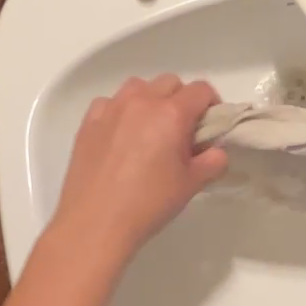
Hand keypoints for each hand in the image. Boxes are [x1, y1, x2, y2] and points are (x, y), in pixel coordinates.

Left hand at [51, 74, 227, 255]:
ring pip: (139, 87)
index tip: (211, 125)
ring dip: (152, 99)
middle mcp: (141, 102)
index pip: (201, 90)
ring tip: (152, 129)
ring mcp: (112, 109)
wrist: (96, 223)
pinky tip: (122, 135)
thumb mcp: (191, 185)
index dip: (212, 104)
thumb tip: (216, 152)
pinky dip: (122, 110)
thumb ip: (212, 162)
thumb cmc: (149, 203)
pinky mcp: (88, 122)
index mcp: (171, 114)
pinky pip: (111, 102)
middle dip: (182, 100)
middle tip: (183, 130)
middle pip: (170, 83)